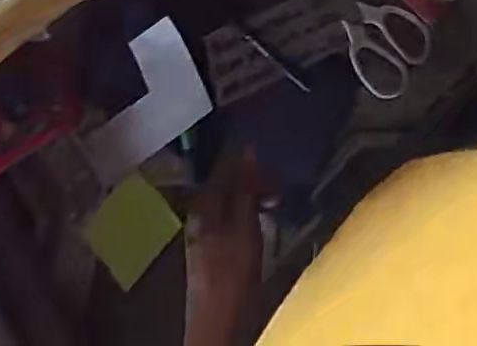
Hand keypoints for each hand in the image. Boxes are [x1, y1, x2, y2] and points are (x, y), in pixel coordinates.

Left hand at [184, 151, 260, 345]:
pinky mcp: (207, 247)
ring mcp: (200, 230)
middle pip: (225, 182)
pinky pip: (226, 216)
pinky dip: (244, 213)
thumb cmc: (232, 274)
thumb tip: (249, 150)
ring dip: (250, 197)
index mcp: (204, 202)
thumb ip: (247, 189)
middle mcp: (198, 211)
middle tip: (279, 188)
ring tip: (273, 204)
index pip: (225, 165)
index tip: (274, 169)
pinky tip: (257, 223)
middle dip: (252, 180)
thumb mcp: (246, 228)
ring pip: (227, 200)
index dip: (250, 162)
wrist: (215, 325)